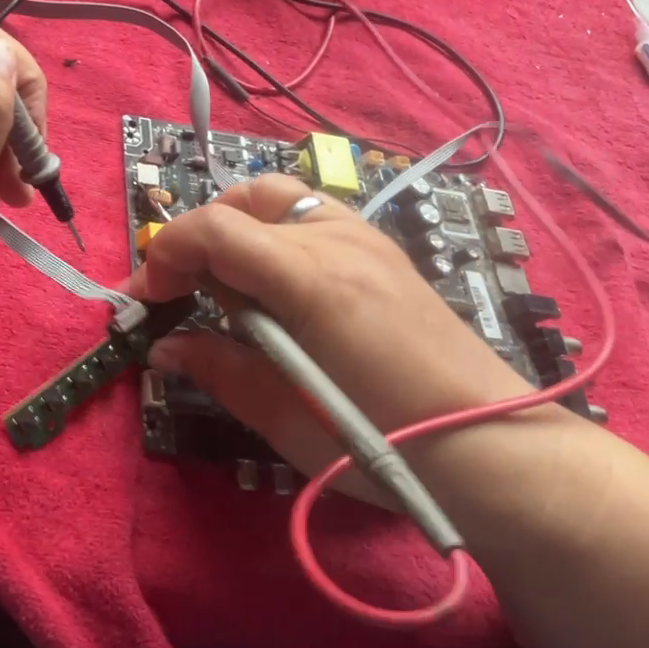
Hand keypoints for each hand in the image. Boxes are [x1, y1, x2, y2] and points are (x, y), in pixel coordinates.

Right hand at [126, 174, 535, 489]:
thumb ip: (219, 370)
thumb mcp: (288, 418)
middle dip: (193, 240)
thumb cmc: (391, 444)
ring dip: (232, 226)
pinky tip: (275, 281)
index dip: (165, 255)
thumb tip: (163, 347)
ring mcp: (365, 239)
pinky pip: (308, 214)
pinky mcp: (381, 252)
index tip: (147, 299)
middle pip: (238, 202)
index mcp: (312, 280)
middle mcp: (337, 241)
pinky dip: (271, 230)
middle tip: (182, 291)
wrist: (501, 451)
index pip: (213, 229)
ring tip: (225, 280)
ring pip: (274, 196)